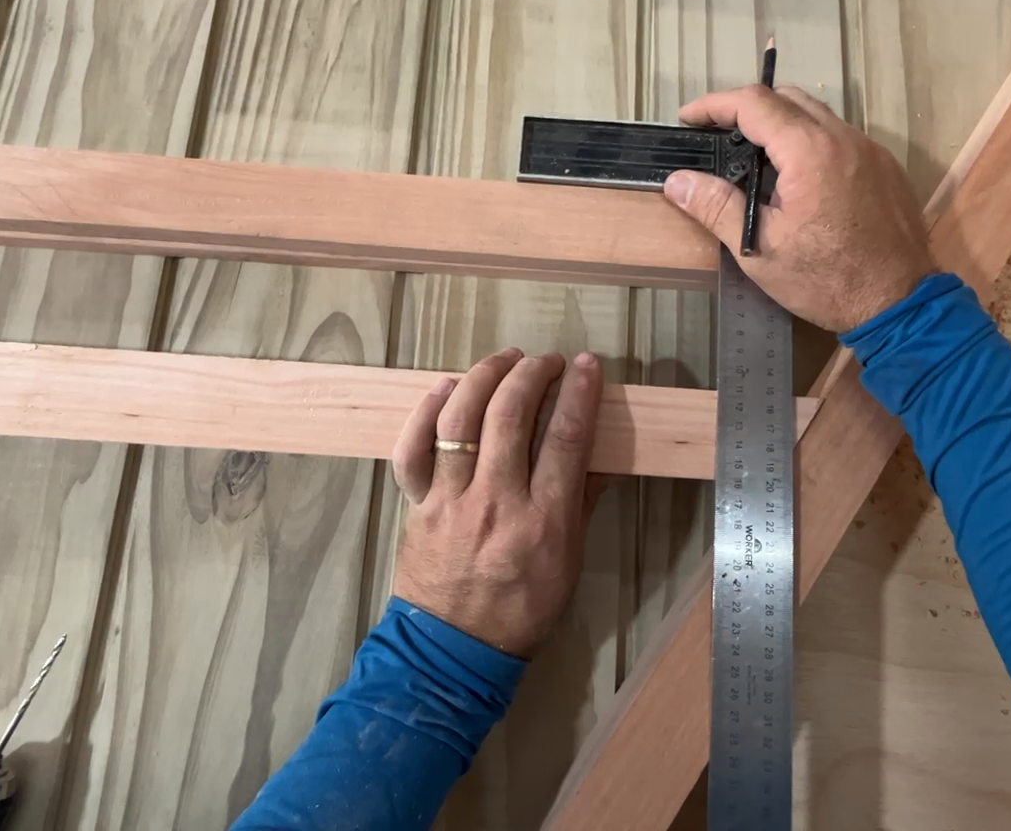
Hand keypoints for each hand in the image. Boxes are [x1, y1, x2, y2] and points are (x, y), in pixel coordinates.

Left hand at [389, 348, 606, 656]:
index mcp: (542, 521)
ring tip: (506, 359)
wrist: (453, 650)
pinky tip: (446, 386)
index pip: (565, 439)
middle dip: (532, 374)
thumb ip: (581, 502)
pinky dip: (425, 411)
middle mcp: (495, 501)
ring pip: (461, 419)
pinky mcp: (417, 503)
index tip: (587, 364)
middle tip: (547, 361)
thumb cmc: (523, 608)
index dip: (580, 393)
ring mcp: (450, 500)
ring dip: (485, 377)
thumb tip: (598, 452)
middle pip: (510, 415)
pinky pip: (413, 448)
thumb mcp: (569, 561)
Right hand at [663, 85, 936, 332]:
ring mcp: (869, 150)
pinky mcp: (884, 167)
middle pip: (787, 98)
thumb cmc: (825, 279)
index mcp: (810, 151)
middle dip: (746, 108)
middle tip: (716, 134)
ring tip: (751, 156)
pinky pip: (839, 137)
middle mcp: (843, 137)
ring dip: (779, 124)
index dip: (715, 104)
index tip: (688, 117)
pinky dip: (808, 141)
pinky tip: (794, 178)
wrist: (900, 304)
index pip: (755, 103)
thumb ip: (716, 206)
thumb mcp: (759, 247)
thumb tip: (677, 181)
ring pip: (816, 115)